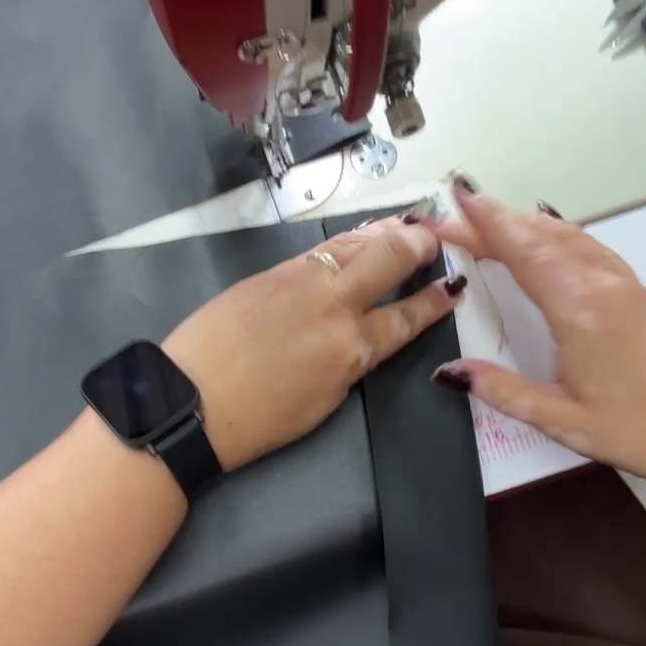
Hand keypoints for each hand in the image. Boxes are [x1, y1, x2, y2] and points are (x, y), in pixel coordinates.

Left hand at [164, 218, 459, 471]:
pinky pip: (320, 250)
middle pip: (389, 257)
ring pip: (354, 244)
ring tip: (404, 225)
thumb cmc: (258, 419)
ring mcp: (301, 281)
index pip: (407, 317)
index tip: (452, 287)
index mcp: (352, 349)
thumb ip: (349, 361)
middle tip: (433, 237)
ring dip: (385, 232)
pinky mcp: (271, 272)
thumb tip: (360, 336)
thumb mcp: (322, 401)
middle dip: (418, 243)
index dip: (435, 301)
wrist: (192, 399)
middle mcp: (334, 305)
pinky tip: (355, 241)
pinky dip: (347, 243)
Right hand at [431, 183, 645, 493]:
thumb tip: (451, 370)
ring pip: (571, 238)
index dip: (487, 224)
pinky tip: (551, 238)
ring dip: (528, 224)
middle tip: (458, 211)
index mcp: (579, 311)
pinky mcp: (640, 296)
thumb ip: (503, 391)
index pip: (524, 252)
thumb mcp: (559, 419)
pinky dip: (560, 235)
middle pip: (544, 237)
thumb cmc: (636, 432)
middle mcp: (603, 286)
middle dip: (498, 219)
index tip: (457, 198)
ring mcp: (626, 287)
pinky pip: (591, 249)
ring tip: (493, 219)